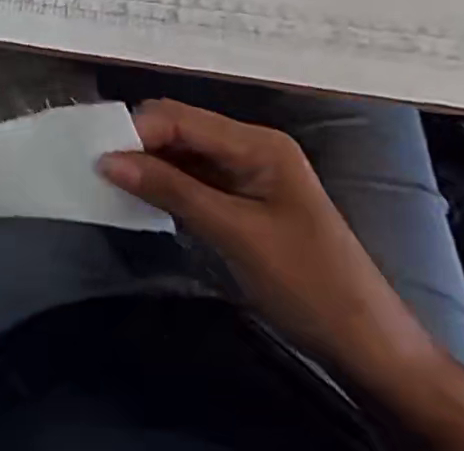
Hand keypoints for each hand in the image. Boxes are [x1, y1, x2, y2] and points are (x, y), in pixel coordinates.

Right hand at [100, 100, 440, 374]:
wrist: (369, 345)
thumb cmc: (308, 283)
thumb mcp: (235, 234)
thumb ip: (170, 190)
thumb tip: (107, 160)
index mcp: (258, 143)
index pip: (181, 119)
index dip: (136, 131)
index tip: (94, 154)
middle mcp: (250, 147)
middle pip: (180, 130)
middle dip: (138, 144)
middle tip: (95, 166)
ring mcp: (247, 173)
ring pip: (183, 154)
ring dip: (148, 165)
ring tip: (107, 180)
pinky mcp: (242, 199)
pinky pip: (193, 179)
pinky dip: (165, 185)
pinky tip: (139, 197)